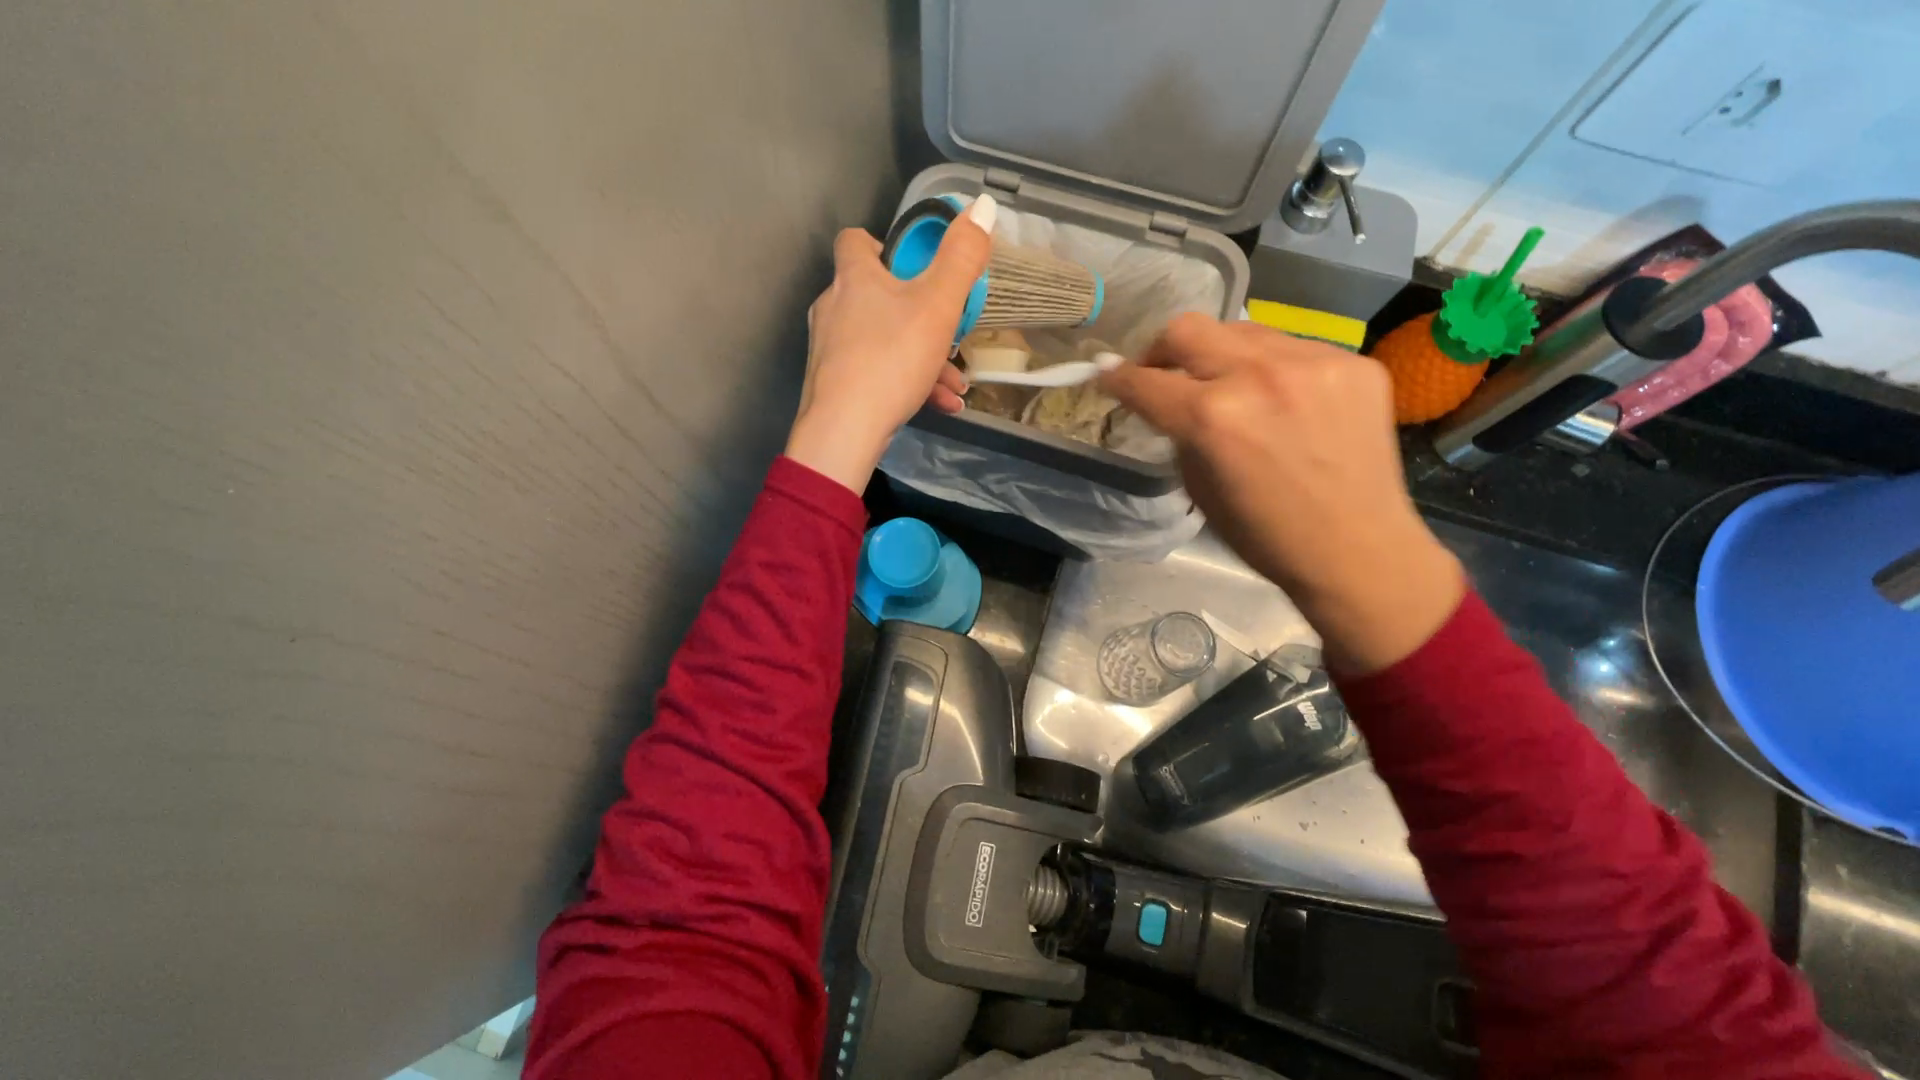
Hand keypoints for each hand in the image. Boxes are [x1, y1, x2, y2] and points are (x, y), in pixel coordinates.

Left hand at [784, 195, 996, 493]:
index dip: (883, 246)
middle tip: (949, 334)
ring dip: (923, 358)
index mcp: (853, 278)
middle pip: (878, 297)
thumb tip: (982, 204)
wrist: (845, 430)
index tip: (914, 265)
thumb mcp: (938, 304)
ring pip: (883, 342)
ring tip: (955, 384)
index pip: (854, 241)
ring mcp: (829, 349)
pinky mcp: (831, 385)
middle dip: (920, 315)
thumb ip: (962, 257)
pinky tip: (940, 405)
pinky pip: (876, 373)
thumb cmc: (891, 357)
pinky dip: (907, 384)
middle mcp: (833, 307)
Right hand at [1101, 315, 1464, 673]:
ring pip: (1243, 332)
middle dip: (1161, 350)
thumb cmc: (1267, 536)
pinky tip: (1285, 402)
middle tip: (1162, 372)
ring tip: (1230, 386)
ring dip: (1222, 356)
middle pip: (1186, 330)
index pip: (1144, 380)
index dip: (1116, 379)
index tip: (1106, 375)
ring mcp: (1313, 362)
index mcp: (1212, 417)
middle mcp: (1258, 375)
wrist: (1358, 551)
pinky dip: (1275, 369)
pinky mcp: (1353, 362)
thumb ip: (1180, 432)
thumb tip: (1166, 400)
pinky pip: (1294, 348)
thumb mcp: (1200, 487)